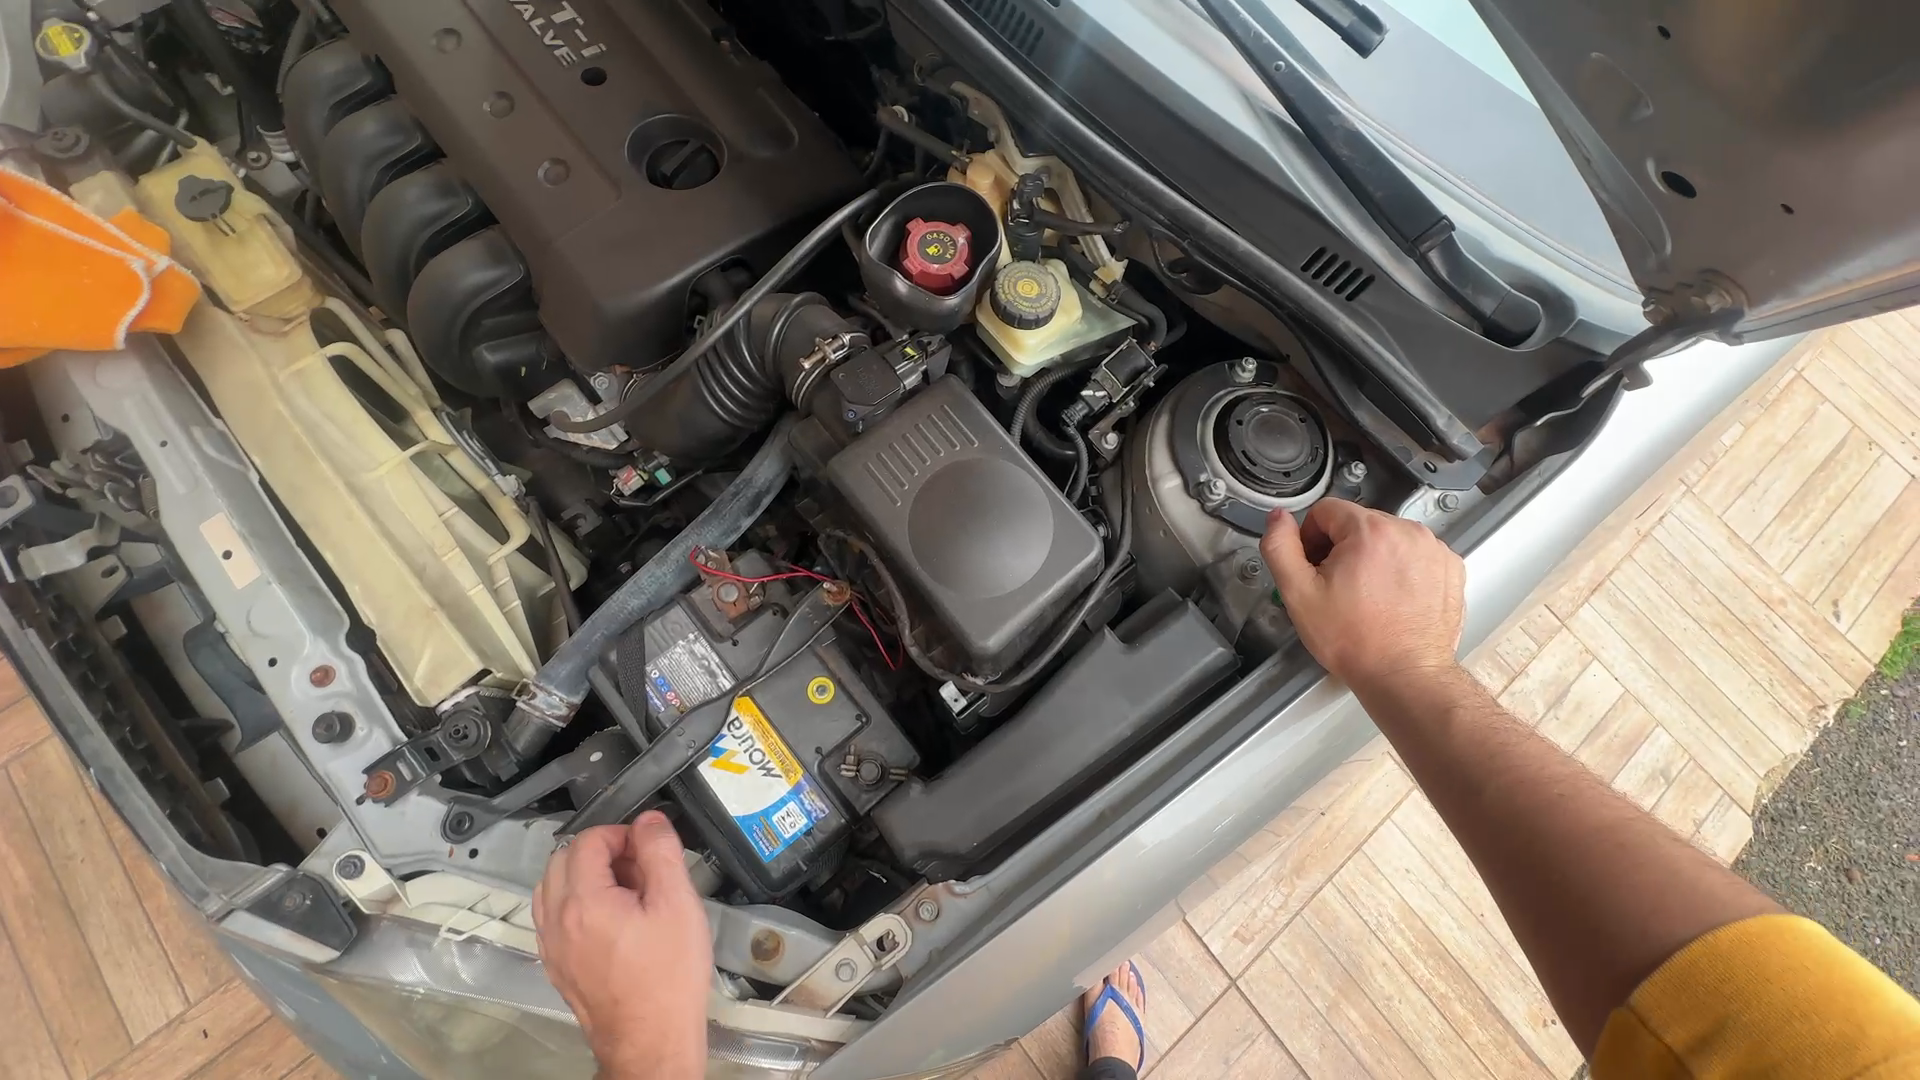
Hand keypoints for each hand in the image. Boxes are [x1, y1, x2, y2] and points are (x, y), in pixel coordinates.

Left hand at [535, 812, 709, 1079]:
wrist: (652, 1039)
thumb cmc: (668, 973)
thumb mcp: (678, 902)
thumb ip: (661, 852)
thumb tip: (649, 821)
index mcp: (584, 902)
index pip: (587, 841)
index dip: (622, 833)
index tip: (649, 848)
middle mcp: (557, 922)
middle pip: (562, 859)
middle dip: (602, 850)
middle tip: (641, 866)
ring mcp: (553, 947)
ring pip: (553, 887)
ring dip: (586, 874)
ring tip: (628, 890)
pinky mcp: (558, 966)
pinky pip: (554, 917)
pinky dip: (578, 902)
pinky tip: (614, 916)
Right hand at [1260, 498, 1465, 688]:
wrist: (1403, 675)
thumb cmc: (1353, 639)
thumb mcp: (1297, 593)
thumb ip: (1280, 547)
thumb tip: (1279, 518)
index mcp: (1369, 531)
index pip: (1326, 511)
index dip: (1310, 538)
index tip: (1315, 568)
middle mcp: (1407, 532)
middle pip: (1357, 522)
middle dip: (1341, 548)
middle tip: (1337, 587)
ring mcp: (1434, 549)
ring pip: (1386, 537)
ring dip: (1371, 557)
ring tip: (1365, 595)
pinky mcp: (1450, 567)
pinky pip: (1413, 553)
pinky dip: (1399, 568)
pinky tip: (1390, 598)